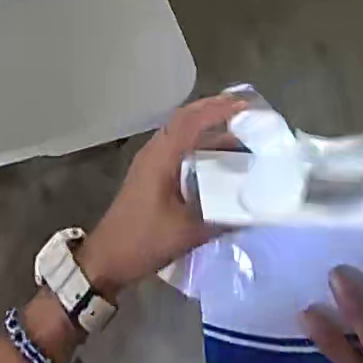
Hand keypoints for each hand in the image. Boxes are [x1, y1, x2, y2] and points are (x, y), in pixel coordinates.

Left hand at [76, 95, 246, 297]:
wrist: (108, 257)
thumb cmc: (145, 239)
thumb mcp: (188, 231)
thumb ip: (221, 217)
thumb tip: (254, 207)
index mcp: (161, 156)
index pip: (191, 122)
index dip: (218, 110)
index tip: (244, 105)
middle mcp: (154, 150)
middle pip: (184, 118)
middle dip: (213, 109)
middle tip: (242, 107)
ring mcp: (151, 160)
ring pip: (181, 132)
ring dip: (206, 126)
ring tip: (237, 131)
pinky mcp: (151, 173)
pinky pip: (178, 146)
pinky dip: (198, 142)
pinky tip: (216, 157)